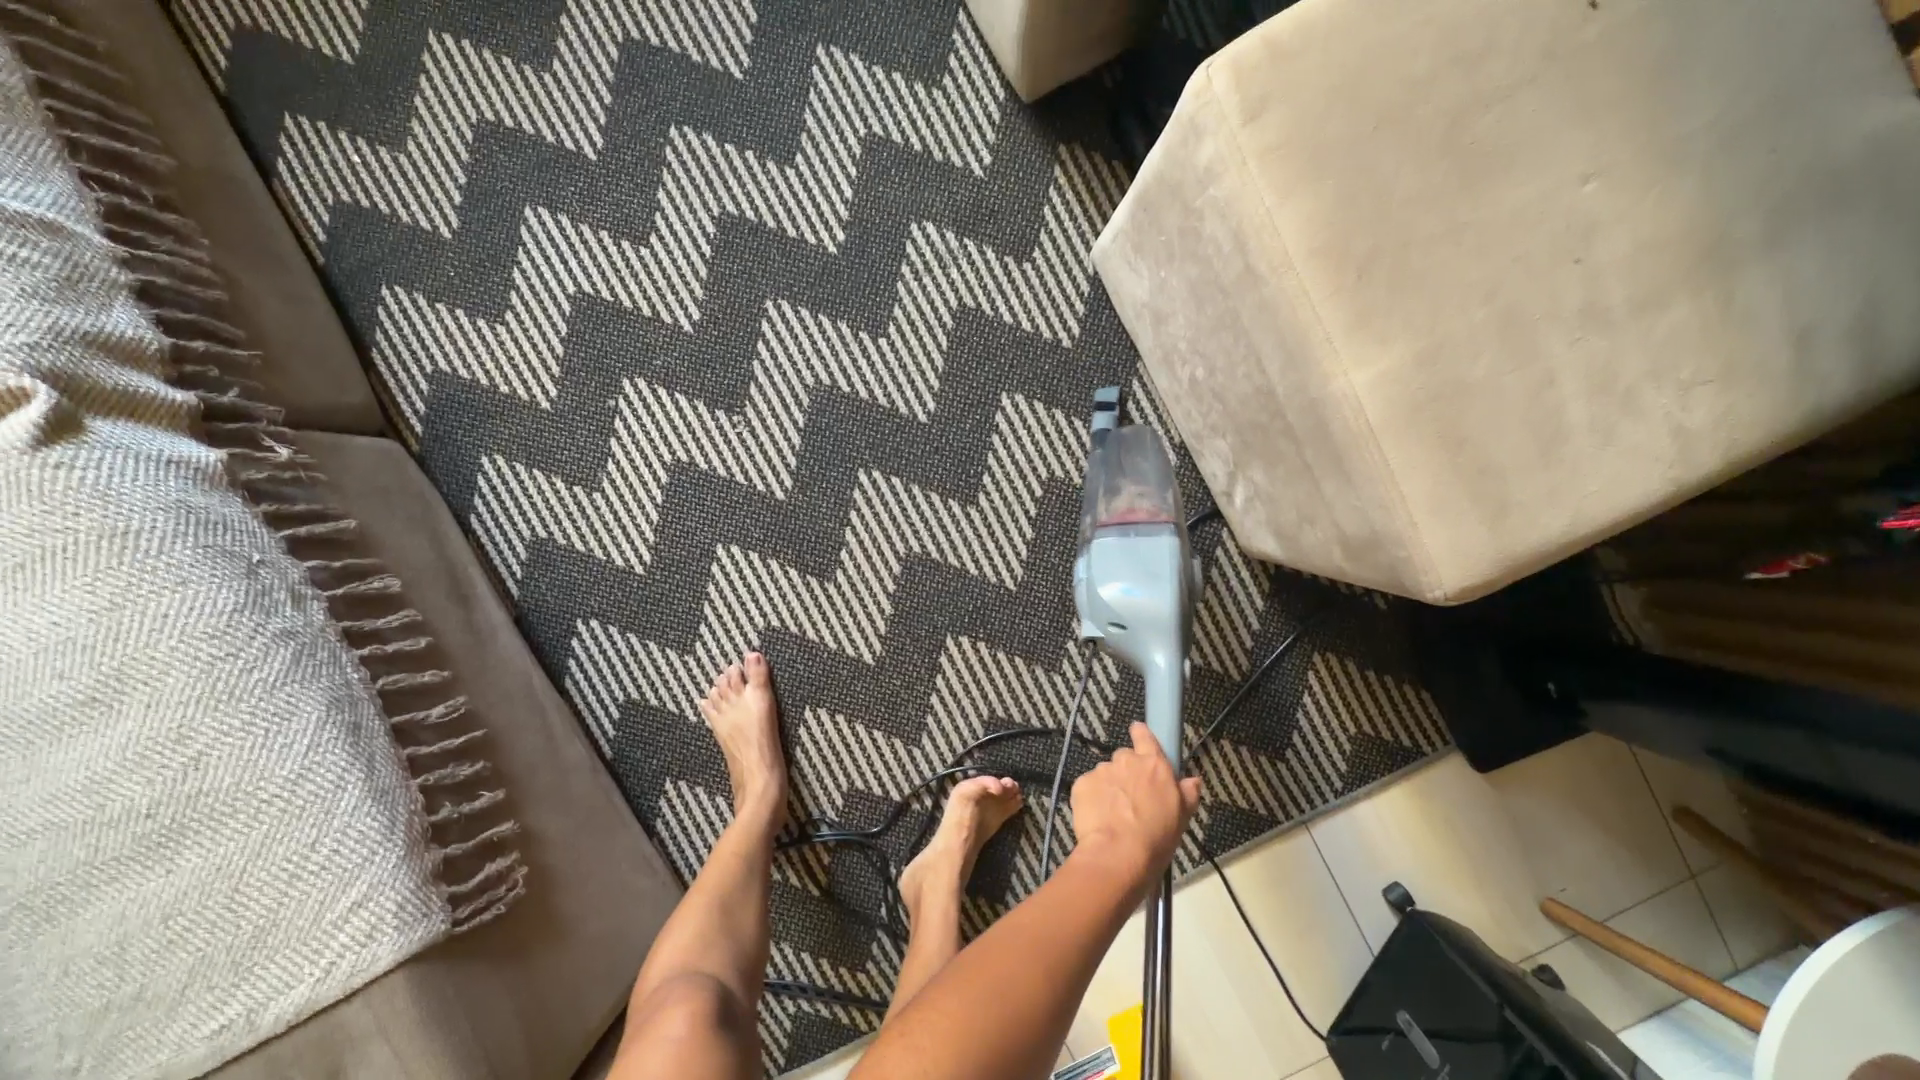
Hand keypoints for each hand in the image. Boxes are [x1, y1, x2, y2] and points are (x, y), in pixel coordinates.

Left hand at [1068, 723, 1201, 890]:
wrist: (1118, 854)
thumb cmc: (1156, 838)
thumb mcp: (1182, 818)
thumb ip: (1188, 794)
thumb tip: (1193, 780)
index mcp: (1154, 765)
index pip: (1145, 737)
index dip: (1141, 735)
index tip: (1138, 735)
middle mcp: (1126, 760)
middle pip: (1124, 758)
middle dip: (1126, 772)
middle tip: (1130, 798)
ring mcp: (1102, 771)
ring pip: (1105, 774)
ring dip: (1109, 787)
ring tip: (1113, 813)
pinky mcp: (1081, 784)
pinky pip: (1088, 787)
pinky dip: (1091, 798)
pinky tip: (1098, 818)